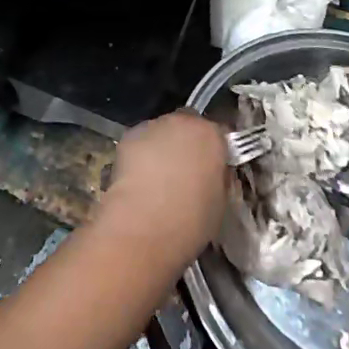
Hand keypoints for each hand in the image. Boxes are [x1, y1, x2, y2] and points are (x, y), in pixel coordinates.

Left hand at [97, 111, 228, 259]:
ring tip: (155, 179)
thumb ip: (218, 178)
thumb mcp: (220, 202)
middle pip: (187, 126)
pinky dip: (140, 155)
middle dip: (185, 143)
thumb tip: (212, 173)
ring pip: (161, 132)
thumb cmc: (191, 219)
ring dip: (161, 147)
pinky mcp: (128, 136)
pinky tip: (137, 179)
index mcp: (211, 135)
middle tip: (182, 172)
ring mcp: (153, 126)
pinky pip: (139, 143)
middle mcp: (183, 122)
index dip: (213, 151)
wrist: (145, 225)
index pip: (218, 134)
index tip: (210, 168)